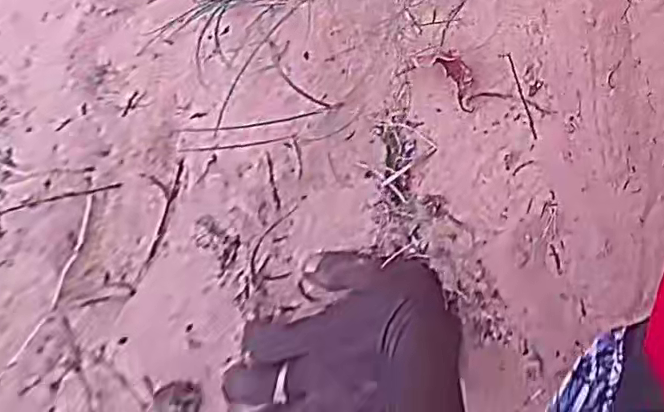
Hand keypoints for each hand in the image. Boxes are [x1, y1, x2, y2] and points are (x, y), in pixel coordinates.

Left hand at [222, 253, 462, 411]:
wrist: (426, 360)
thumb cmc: (408, 311)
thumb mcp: (384, 274)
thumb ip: (346, 270)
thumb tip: (313, 265)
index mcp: (318, 334)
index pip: (266, 341)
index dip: (255, 337)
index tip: (255, 330)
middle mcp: (310, 374)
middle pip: (257, 386)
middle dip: (242, 380)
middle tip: (237, 374)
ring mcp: (322, 406)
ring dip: (259, 408)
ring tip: (253, 404)